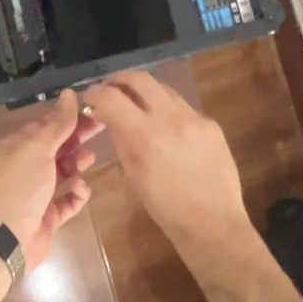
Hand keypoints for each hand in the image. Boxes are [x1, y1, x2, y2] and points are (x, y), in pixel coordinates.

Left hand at [0, 90, 102, 267]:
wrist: (7, 238)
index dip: (67, 117)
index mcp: (15, 148)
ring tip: (88, 158)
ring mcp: (36, 193)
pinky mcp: (47, 216)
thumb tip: (69, 93)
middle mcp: (24, 168)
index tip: (93, 110)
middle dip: (76, 138)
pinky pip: (67, 200)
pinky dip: (76, 194)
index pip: (44, 126)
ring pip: (62, 173)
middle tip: (101, 127)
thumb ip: (57, 124)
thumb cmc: (20, 186)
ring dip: (76, 164)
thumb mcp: (38, 149)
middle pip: (55, 147)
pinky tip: (80, 189)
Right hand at [83, 70, 248, 247]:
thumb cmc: (165, 208)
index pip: (110, 97)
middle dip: (119, 80)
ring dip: (145, 93)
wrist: (213, 223)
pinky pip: (183, 107)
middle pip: (139, 78)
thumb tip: (108, 117)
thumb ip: (120, 139)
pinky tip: (166, 129)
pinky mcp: (211, 124)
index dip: (94, 93)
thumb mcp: (133, 174)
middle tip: (110, 91)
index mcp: (145, 136)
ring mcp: (195, 118)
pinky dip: (167, 111)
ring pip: (163, 89)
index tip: (89, 98)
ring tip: (137, 107)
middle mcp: (171, 119)